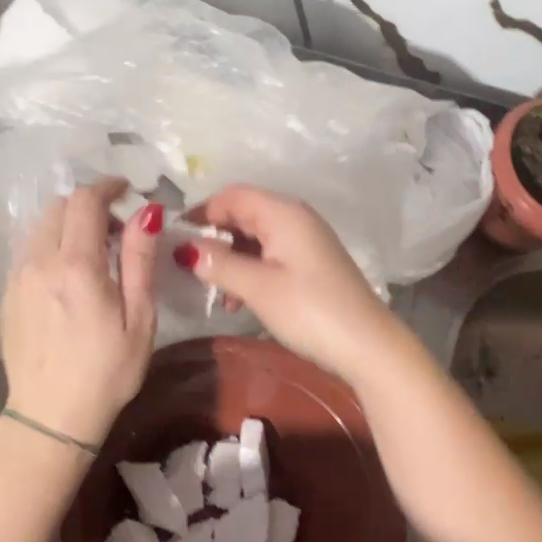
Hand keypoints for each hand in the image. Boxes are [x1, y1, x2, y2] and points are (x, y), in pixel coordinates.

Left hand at [1, 179, 162, 445]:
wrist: (52, 416)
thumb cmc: (107, 373)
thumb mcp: (139, 319)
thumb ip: (139, 260)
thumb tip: (146, 213)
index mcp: (77, 266)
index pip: (85, 201)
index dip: (107, 187)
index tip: (126, 192)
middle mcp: (39, 262)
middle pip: (58, 208)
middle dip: (88, 206)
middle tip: (115, 230)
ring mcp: (17, 278)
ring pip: (39, 229)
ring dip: (66, 226)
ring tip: (92, 253)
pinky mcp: (7, 296)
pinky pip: (28, 253)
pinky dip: (49, 248)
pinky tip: (67, 278)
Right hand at [177, 185, 404, 383]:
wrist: (367, 345)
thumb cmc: (309, 311)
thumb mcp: (258, 287)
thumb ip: (219, 264)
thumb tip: (184, 248)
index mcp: (283, 213)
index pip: (231, 196)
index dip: (201, 212)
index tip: (174, 240)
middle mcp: (296, 218)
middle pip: (243, 214)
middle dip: (214, 237)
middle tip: (189, 268)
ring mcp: (307, 241)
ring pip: (256, 238)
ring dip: (231, 259)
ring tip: (217, 293)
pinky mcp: (312, 265)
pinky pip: (271, 256)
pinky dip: (250, 271)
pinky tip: (240, 301)